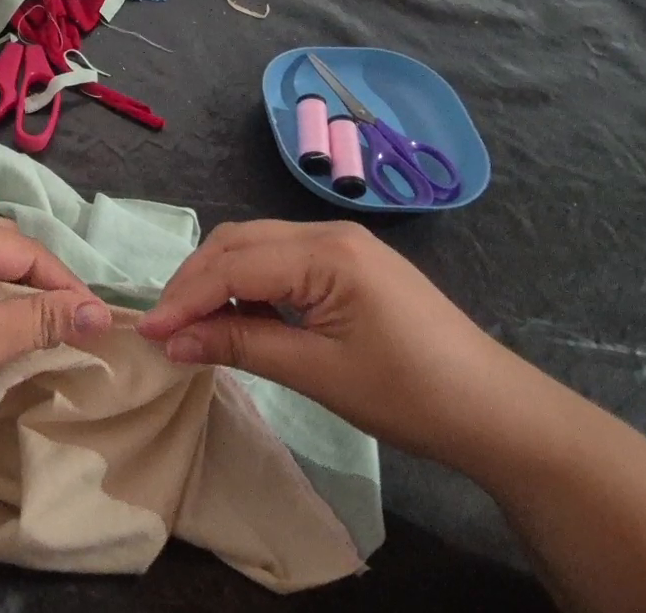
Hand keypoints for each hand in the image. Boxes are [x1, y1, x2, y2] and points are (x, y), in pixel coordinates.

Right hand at [135, 220, 548, 472]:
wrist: (498, 412)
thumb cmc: (409, 394)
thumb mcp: (317, 372)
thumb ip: (240, 344)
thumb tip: (171, 341)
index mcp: (326, 252)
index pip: (233, 264)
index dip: (184, 298)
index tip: (147, 332)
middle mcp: (328, 232)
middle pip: (238, 241)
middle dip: (194, 281)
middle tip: (164, 326)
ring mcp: (341, 244)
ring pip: (256, 246)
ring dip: (218, 279)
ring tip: (192, 323)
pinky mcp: (349, 262)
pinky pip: (281, 259)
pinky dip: (249, 283)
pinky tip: (238, 315)